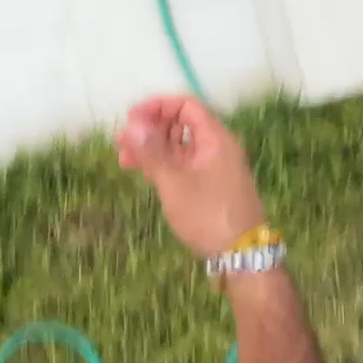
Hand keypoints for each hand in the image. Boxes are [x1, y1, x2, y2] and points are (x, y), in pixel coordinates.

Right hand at [115, 95, 264, 256]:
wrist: (241, 255)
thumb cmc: (207, 215)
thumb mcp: (174, 182)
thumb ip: (151, 152)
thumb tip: (131, 124)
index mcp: (215, 139)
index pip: (186, 106)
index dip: (157, 106)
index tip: (131, 118)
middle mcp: (216, 147)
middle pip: (181, 124)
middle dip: (150, 129)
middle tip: (122, 142)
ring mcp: (213, 167)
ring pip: (179, 147)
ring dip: (152, 148)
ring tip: (124, 159)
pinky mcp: (209, 185)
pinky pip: (183, 165)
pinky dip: (162, 165)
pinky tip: (143, 172)